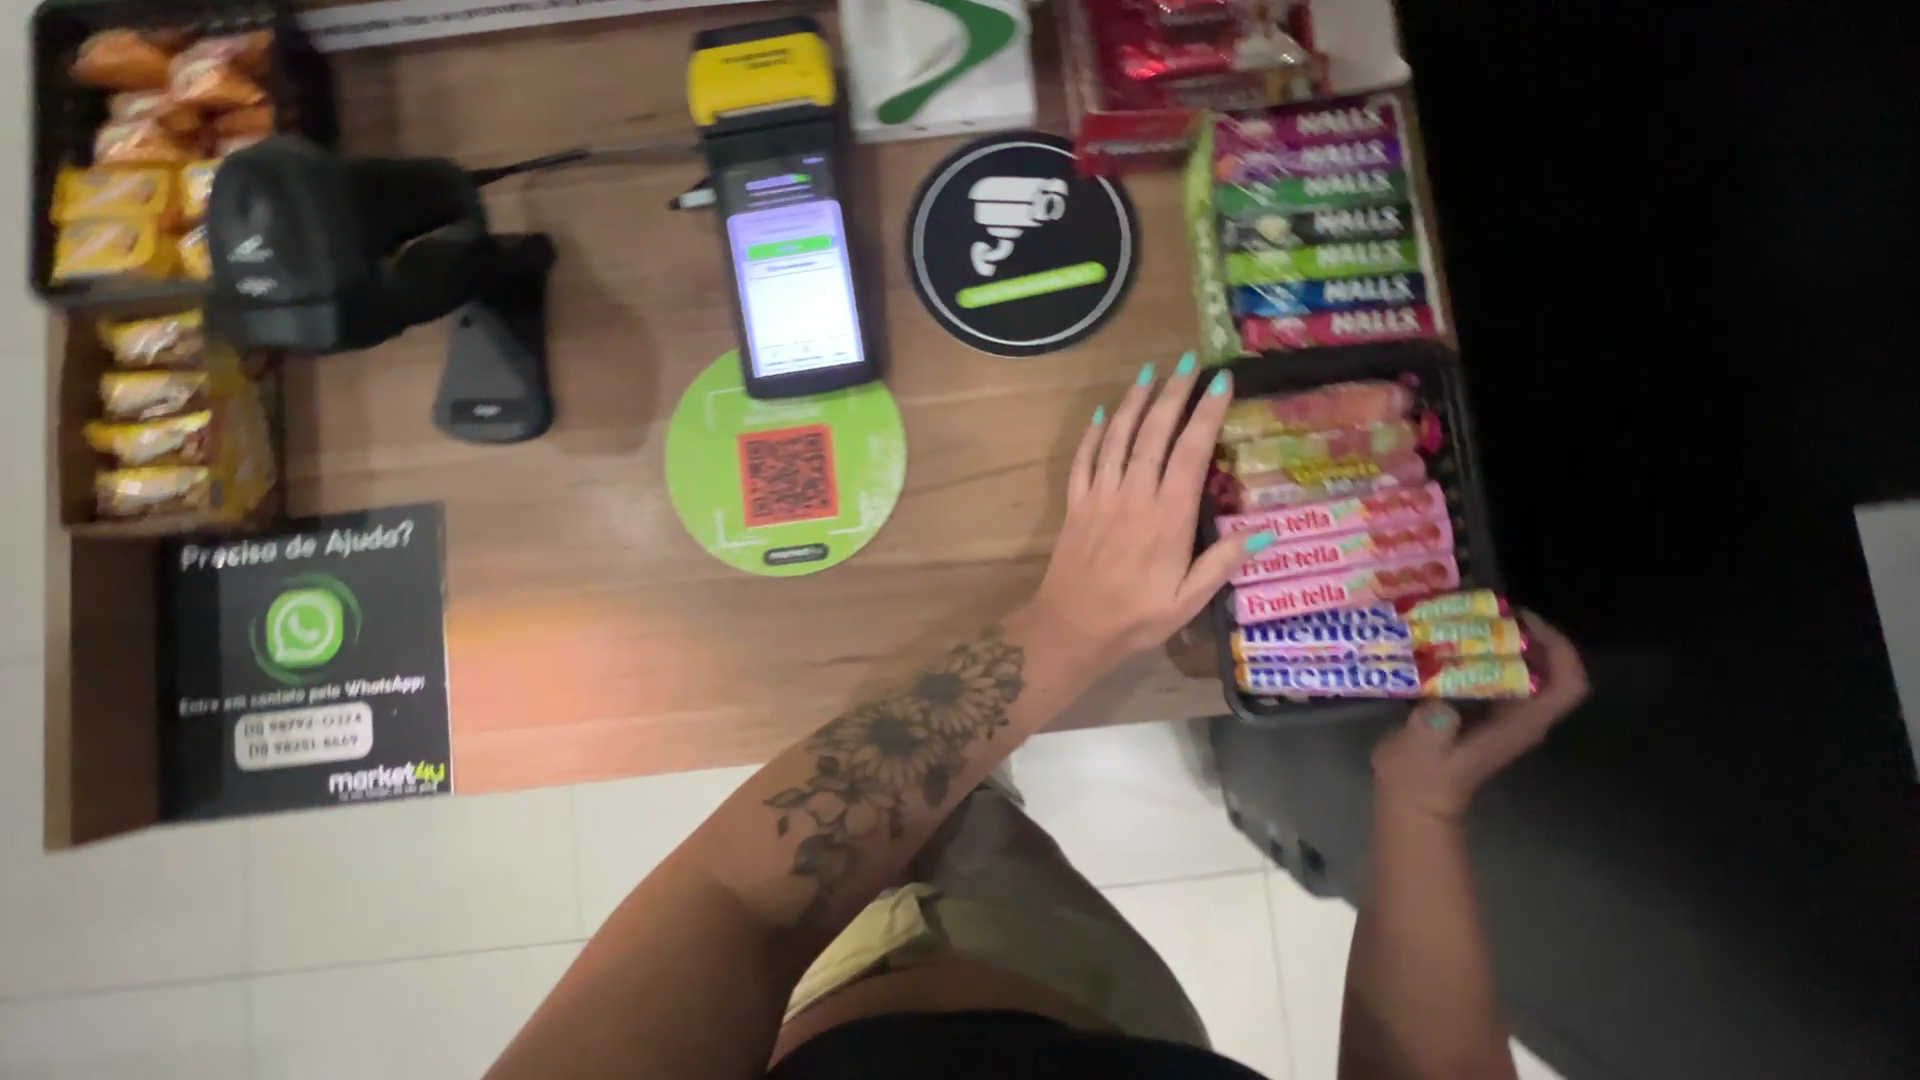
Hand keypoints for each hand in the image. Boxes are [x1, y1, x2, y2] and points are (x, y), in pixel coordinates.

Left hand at [1028, 352, 1268, 667]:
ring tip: (1150, 372)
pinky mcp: (1075, 504)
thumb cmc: (1135, 618)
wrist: (1072, 627)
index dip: (1206, 414)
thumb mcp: (1188, 601)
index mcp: (1168, 517)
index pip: (1191, 453)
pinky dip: (1092, 434)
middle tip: (1189, 360)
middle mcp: (1133, 496)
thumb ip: (1223, 564)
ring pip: (1116, 438)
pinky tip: (1100, 413)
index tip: (1221, 382)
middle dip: (1173, 393)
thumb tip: (1266, 532)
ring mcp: (1100, 496)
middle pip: (1153, 433)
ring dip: (1133, 402)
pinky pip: (1083, 460)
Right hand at [1370, 612, 1589, 821]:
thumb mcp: (1423, 751)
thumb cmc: (1424, 777)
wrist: (1413, 800)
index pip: (1567, 685)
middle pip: (1548, 670)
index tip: (1523, 621)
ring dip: (1502, 642)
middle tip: (1487, 611)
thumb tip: (1437, 705)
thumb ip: (1432, 728)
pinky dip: (1477, 654)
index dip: (1559, 649)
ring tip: (1465, 619)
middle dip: (1526, 636)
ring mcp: (1500, 714)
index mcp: (1520, 723)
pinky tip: (1444, 640)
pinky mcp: (1478, 711)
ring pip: (1520, 670)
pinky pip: (1492, 675)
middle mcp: (1519, 715)